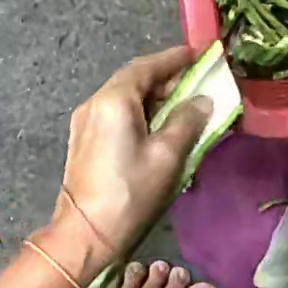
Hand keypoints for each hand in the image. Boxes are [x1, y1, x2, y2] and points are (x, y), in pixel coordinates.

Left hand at [48, 46, 210, 279]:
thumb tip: (202, 101)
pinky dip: (140, 112)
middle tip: (196, 82)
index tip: (198, 54)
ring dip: (154, 97)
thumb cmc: (131, 192)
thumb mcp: (168, 155)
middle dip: (166, 78)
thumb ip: (188, 121)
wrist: (86, 233)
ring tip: (182, 105)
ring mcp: (85, 122)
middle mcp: (95, 103)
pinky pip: (117, 114)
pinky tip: (158, 126)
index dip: (174, 58)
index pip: (147, 66)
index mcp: (114, 100)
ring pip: (125, 97)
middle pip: (134, 80)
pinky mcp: (84, 140)